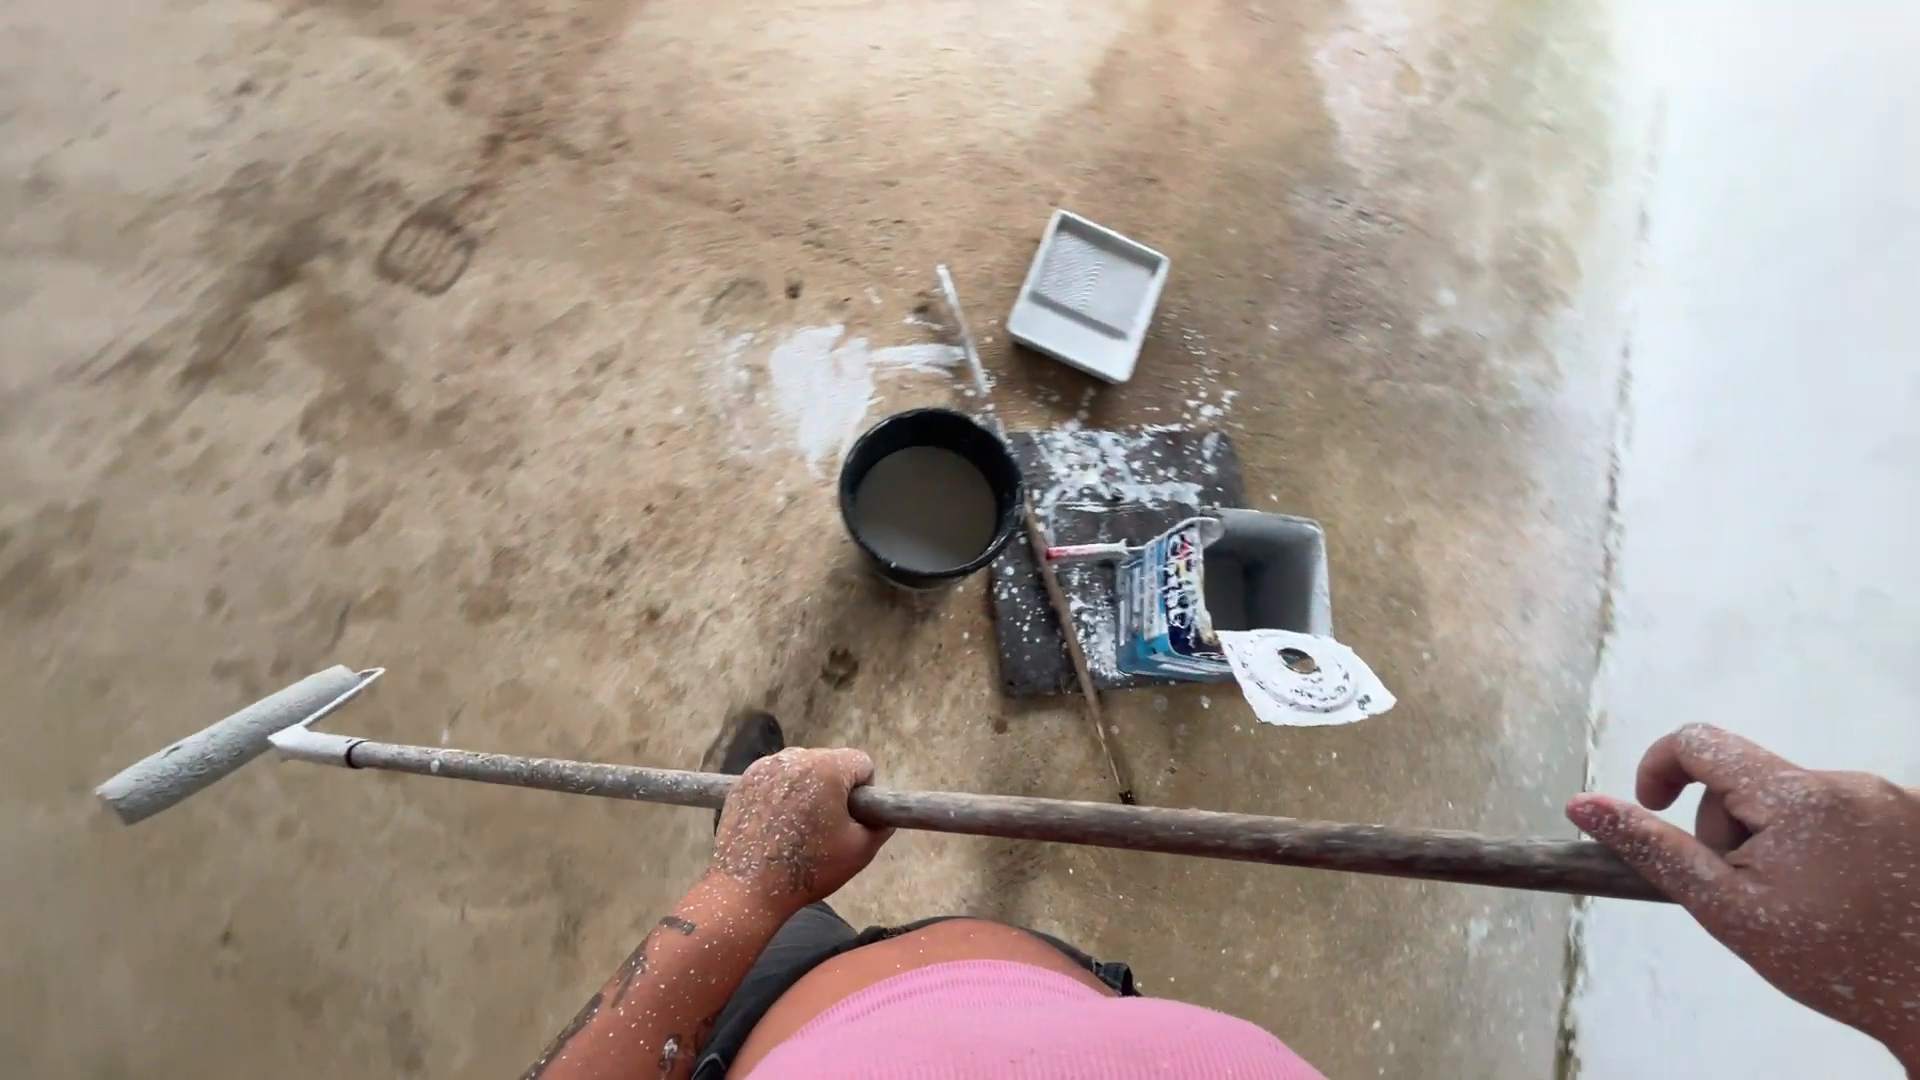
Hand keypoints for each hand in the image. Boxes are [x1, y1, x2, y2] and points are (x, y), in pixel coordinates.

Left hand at [709, 747, 891, 916]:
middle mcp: (797, 757)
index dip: (863, 792)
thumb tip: (883, 817)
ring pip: (802, 768)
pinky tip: (775, 822)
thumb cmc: (808, 869)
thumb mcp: (860, 850)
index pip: (861, 763)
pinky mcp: (744, 780)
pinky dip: (780, 792)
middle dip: (833, 787)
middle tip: (824, 824)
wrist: (747, 890)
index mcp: (828, 767)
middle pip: (830, 762)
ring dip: (806, 787)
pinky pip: (775, 777)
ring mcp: (766, 766)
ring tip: (797, 825)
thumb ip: (880, 826)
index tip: (850, 817)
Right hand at [1567, 724, 1919, 1065]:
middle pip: (1744, 776)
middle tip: (1747, 884)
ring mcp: (1901, 803)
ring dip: (1773, 834)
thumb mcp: (1723, 906)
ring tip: (1801, 895)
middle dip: (1727, 823)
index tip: (1651, 807)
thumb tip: (1581, 804)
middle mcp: (1857, 786)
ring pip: (1790, 796)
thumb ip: (1649, 845)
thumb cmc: (1841, 965)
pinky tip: (1843, 890)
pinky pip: (1840, 809)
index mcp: (1801, 798)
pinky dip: (1819, 840)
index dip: (1658, 768)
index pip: (1698, 742)